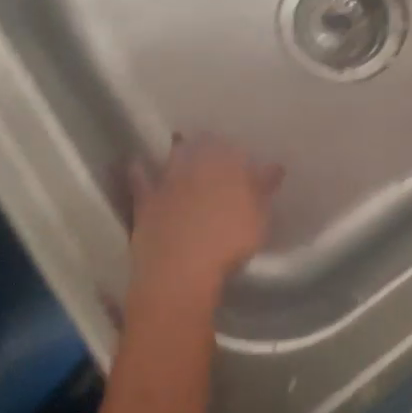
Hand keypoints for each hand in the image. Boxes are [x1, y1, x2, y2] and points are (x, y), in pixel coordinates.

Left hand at [127, 135, 282, 306]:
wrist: (180, 271)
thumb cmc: (228, 245)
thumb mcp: (258, 218)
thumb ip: (264, 189)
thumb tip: (274, 165)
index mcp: (229, 169)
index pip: (235, 150)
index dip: (239, 151)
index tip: (243, 154)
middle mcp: (198, 168)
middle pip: (204, 146)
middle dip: (210, 142)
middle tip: (214, 142)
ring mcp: (169, 183)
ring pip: (175, 156)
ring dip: (179, 148)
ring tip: (181, 141)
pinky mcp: (146, 202)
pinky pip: (140, 180)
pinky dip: (139, 170)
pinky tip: (137, 163)